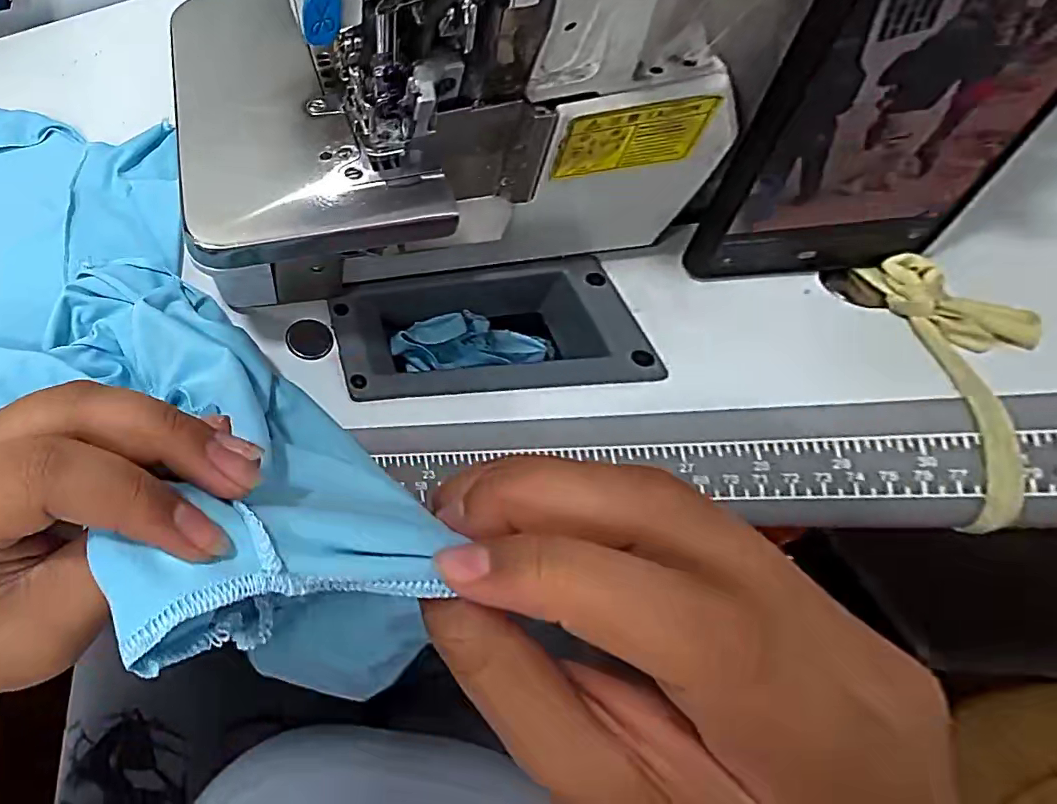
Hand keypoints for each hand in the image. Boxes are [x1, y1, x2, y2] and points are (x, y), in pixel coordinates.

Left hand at [0, 381, 262, 699]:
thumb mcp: (48, 627)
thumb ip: (112, 569)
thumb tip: (192, 521)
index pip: (49, 471)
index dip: (136, 497)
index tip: (208, 538)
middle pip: (77, 411)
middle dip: (166, 438)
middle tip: (240, 473)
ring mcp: (2, 424)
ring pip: (95, 401)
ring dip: (169, 427)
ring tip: (235, 458)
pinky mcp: (33, 425)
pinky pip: (99, 412)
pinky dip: (155, 429)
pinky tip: (202, 440)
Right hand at [421, 457, 954, 803]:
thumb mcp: (604, 787)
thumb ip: (515, 687)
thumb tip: (443, 589)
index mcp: (802, 716)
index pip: (681, 615)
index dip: (544, 572)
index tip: (444, 568)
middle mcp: (816, 621)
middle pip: (655, 508)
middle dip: (521, 495)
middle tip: (441, 521)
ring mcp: (789, 573)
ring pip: (641, 484)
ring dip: (530, 484)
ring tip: (465, 514)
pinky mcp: (751, 549)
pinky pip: (639, 496)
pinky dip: (557, 492)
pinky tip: (516, 519)